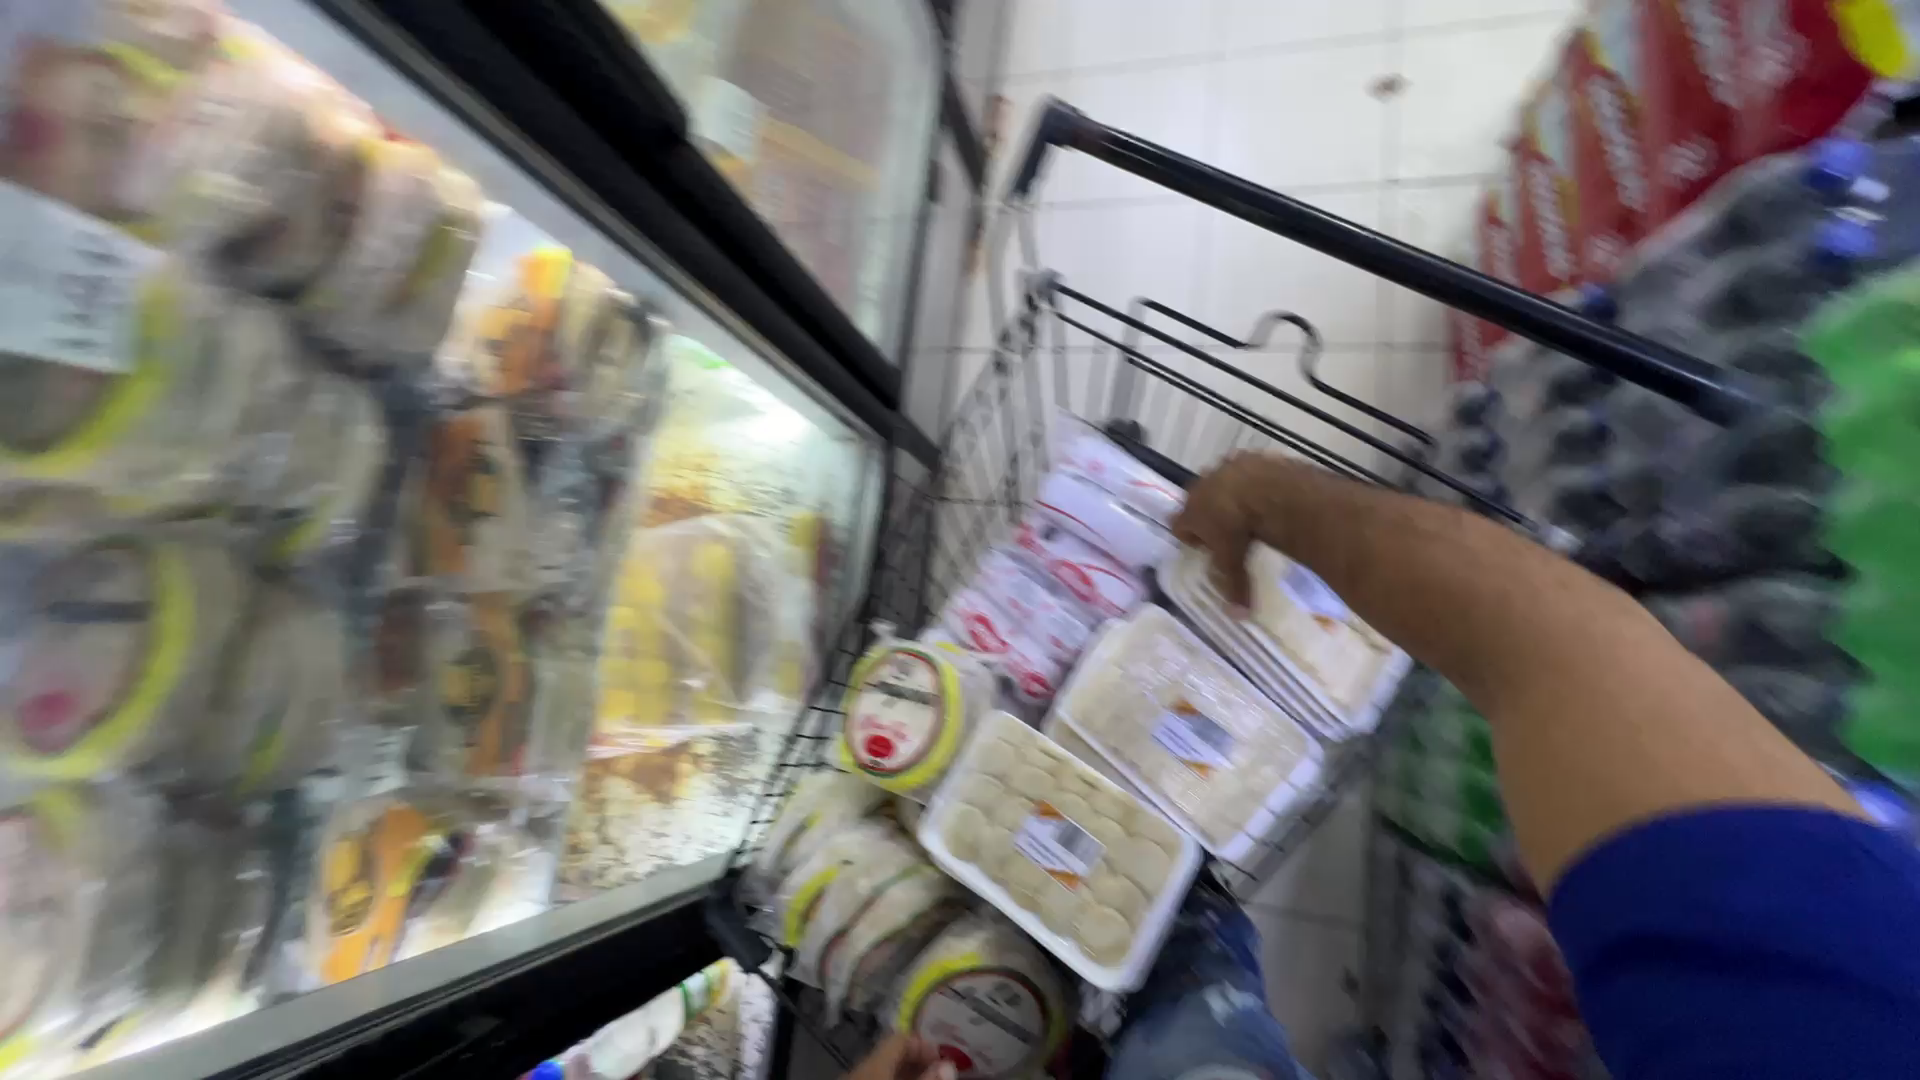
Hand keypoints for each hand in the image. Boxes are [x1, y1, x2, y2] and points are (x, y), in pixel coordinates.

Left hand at [843, 1034, 956, 1079]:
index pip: (899, 1040)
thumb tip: (948, 1066)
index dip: (923, 1046)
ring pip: (881, 1076)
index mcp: (871, 1066)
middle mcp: (858, 1073)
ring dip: (905, 1079)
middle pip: (889, 1058)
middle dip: (916, 1065)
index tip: (943, 1062)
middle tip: (939, 1077)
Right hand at [1172, 451, 1288, 609]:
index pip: (1178, 526)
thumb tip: (1239, 617)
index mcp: (1190, 513)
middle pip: (1196, 502)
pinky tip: (1267, 493)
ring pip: (1219, 484)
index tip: (1205, 547)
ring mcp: (1222, 470)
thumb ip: (1233, 584)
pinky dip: (1252, 481)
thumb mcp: (1234, 560)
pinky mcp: (1245, 457)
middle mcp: (1199, 488)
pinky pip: (1244, 471)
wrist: (1265, 490)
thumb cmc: (1238, 528)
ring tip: (1250, 511)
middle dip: (1208, 514)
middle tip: (1228, 530)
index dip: (1190, 537)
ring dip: (1229, 495)